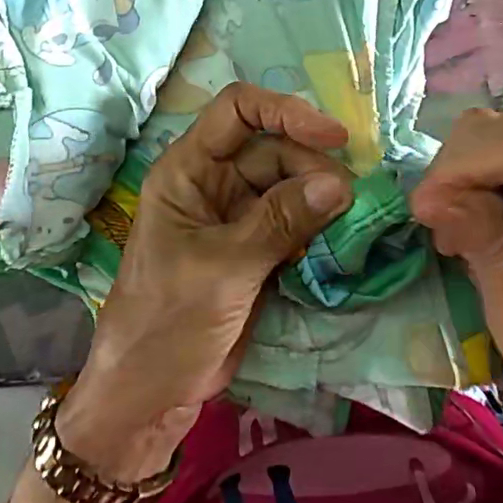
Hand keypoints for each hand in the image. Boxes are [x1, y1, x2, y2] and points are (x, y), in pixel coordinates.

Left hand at [59, 84, 353, 477]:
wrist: (148, 391)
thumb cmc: (167, 321)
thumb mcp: (223, 269)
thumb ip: (279, 223)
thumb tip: (338, 184)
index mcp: (187, 170)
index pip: (236, 110)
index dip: (285, 111)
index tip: (335, 138)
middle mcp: (212, 183)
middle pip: (273, 149)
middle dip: (313, 167)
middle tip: (352, 204)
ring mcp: (234, 217)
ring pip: (289, 187)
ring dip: (323, 200)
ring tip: (354, 225)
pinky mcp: (253, 250)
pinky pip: (294, 223)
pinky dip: (320, 229)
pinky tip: (345, 243)